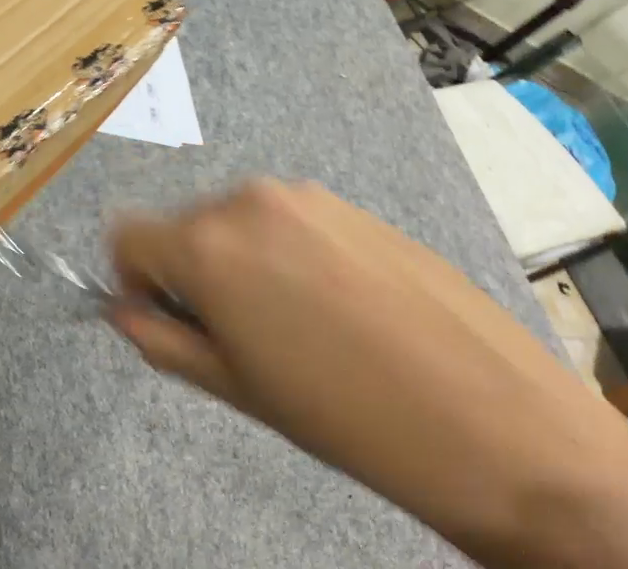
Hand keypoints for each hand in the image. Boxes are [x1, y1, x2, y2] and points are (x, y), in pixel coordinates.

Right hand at [107, 179, 627, 568]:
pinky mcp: (356, 207)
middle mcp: (247, 201)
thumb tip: (123, 310)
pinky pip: (290, 222)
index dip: (133, 279)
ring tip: (298, 323)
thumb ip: (159, 340)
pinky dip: (290, 254)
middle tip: (239, 334)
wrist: (504, 429)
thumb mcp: (234, 388)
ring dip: (242, 261)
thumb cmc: (347, 418)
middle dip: (191, 271)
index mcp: (206, 244)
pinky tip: (341, 307)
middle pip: (182, 226)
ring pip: (237, 222)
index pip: (124, 235)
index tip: (168, 320)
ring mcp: (308, 199)